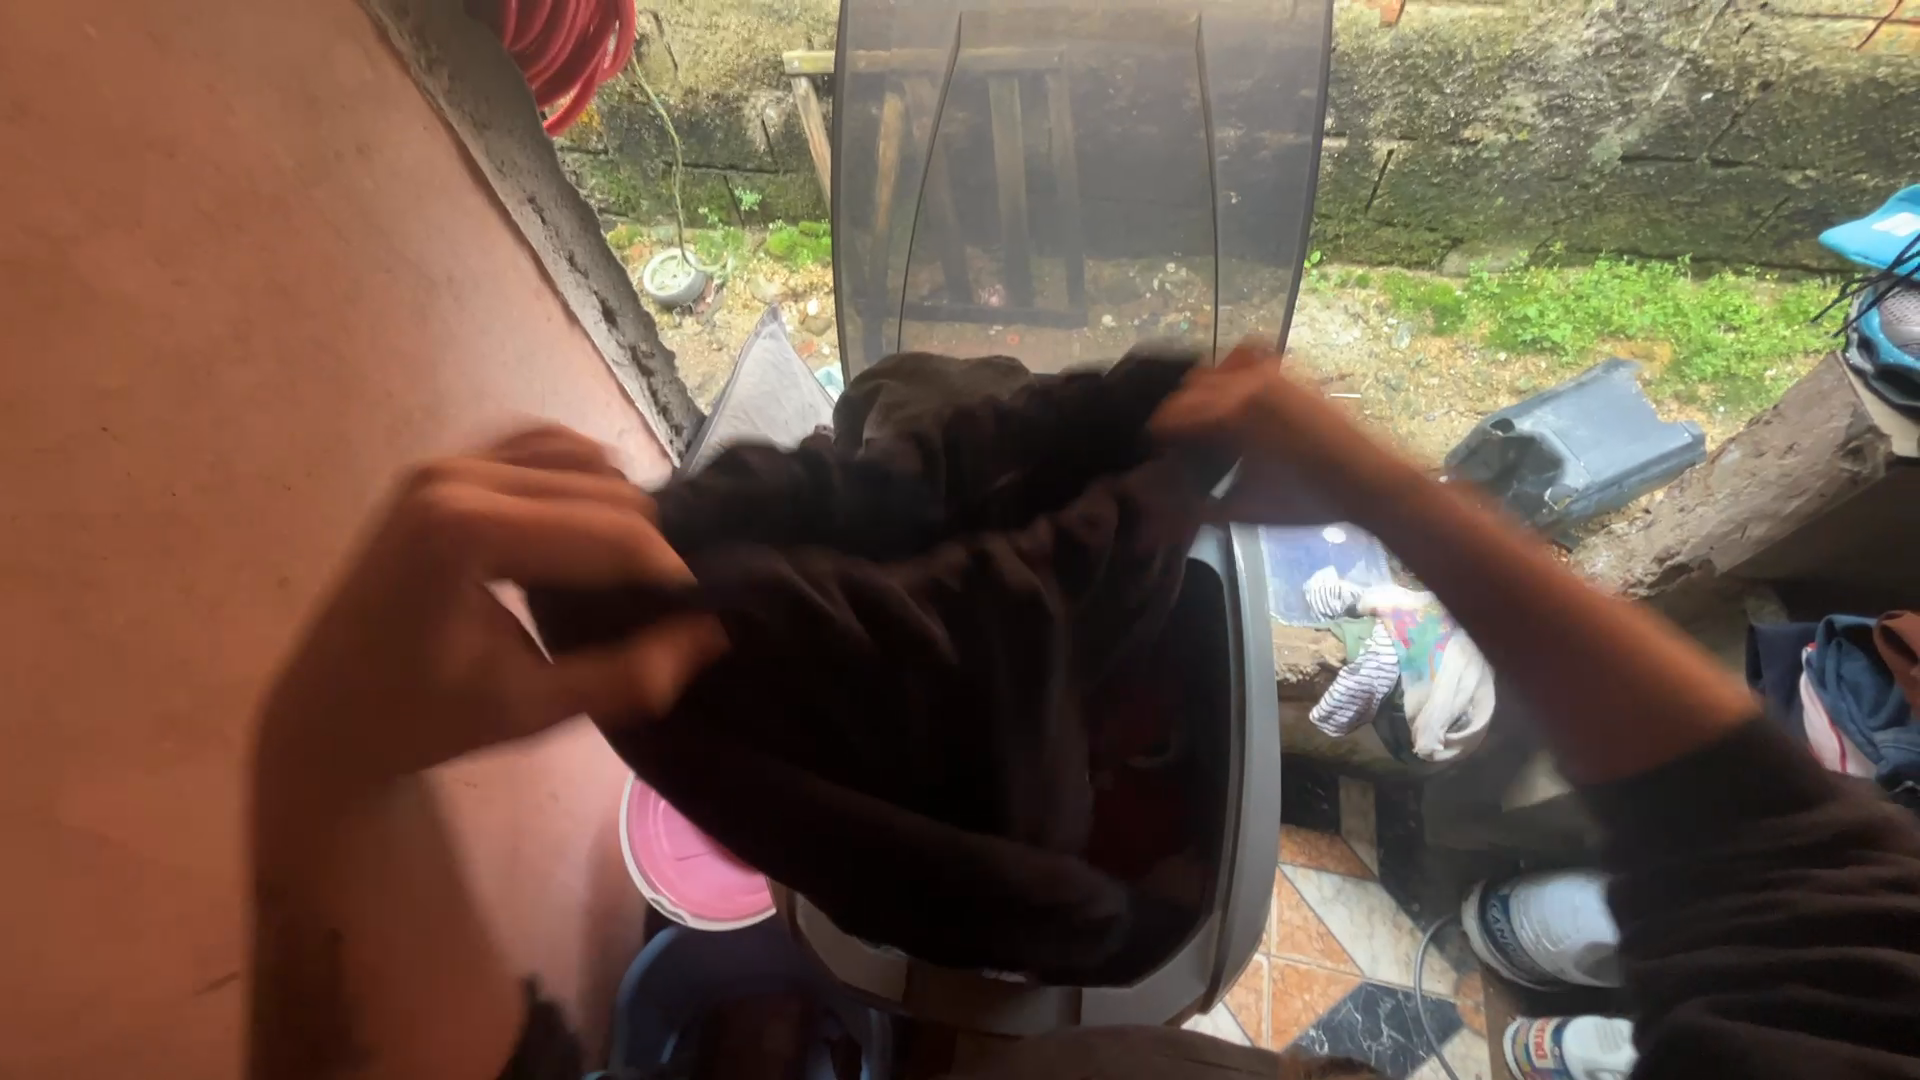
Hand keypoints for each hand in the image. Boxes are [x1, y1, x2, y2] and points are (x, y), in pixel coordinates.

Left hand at [256, 425, 726, 793]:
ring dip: (621, 515)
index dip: (668, 574)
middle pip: (609, 492)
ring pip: (587, 464)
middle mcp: (455, 477)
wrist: (324, 716)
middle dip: (647, 548)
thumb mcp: (535, 708)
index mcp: (465, 531)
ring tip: (623, 574)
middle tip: (653, 607)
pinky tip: (588, 524)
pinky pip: (546, 447)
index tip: (692, 618)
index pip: (614, 533)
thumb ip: (630, 673)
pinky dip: (585, 478)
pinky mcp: (446, 466)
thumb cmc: (426, 720)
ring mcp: (445, 463)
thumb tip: (715, 632)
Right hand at [1151, 340, 1416, 525]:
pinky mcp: (1289, 370)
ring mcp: (1269, 373)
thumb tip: (1159, 502)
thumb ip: (1196, 504)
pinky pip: (1248, 353)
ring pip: (1212, 370)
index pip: (1171, 417)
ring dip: (1199, 392)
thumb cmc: (1304, 500)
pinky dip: (1232, 366)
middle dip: (1175, 416)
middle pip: (1186, 391)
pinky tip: (1233, 389)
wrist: (1367, 481)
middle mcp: (1245, 387)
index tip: (1153, 454)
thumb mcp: (1243, 508)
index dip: (1156, 437)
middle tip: (1174, 444)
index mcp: (1229, 418)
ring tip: (1201, 419)